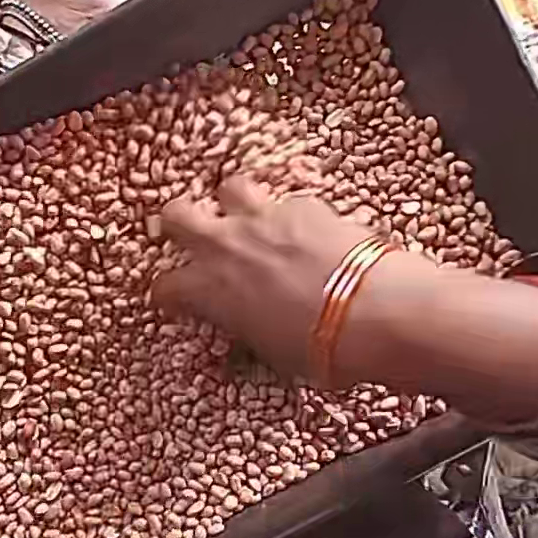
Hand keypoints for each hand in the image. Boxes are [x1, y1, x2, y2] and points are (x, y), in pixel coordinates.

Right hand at [152, 171, 438, 381]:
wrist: (371, 313)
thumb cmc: (315, 348)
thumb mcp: (267, 349)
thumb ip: (245, 324)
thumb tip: (247, 320)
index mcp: (209, 289)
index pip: (166, 285)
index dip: (170, 292)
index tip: (178, 298)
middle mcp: (225, 245)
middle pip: (177, 213)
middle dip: (179, 222)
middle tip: (194, 234)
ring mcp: (263, 218)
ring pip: (230, 188)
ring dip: (235, 204)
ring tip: (252, 220)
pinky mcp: (304, 204)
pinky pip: (286, 200)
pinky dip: (291, 214)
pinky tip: (309, 231)